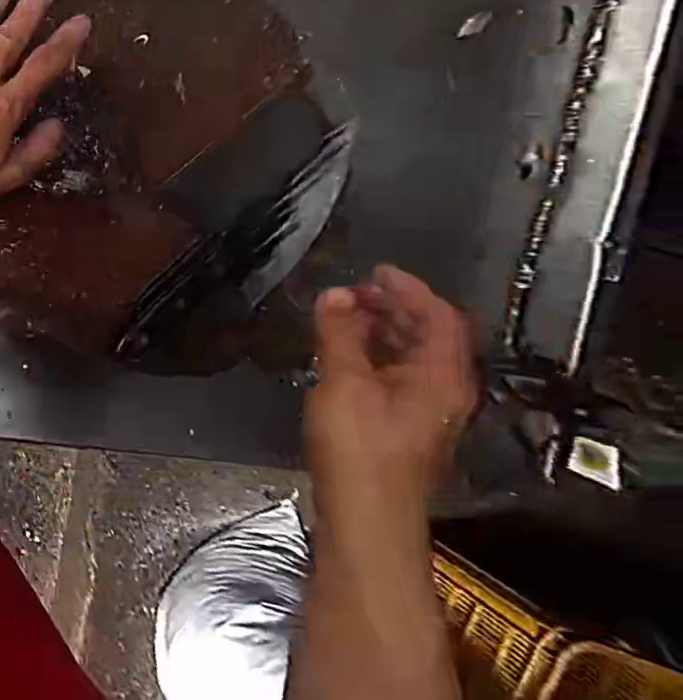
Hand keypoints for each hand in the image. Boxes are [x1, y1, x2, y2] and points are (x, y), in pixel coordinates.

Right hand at [307, 265, 478, 512]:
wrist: (365, 507)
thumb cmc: (359, 445)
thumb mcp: (344, 382)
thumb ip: (340, 335)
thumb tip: (337, 294)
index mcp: (440, 377)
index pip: (439, 320)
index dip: (411, 291)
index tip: (375, 270)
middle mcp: (441, 390)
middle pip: (429, 336)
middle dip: (393, 307)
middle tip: (353, 288)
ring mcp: (422, 407)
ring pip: (410, 354)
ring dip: (381, 328)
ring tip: (342, 312)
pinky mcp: (399, 420)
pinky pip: (393, 371)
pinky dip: (371, 350)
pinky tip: (342, 349)